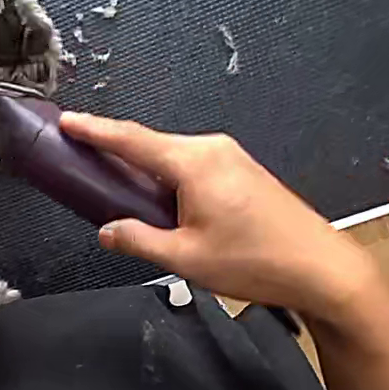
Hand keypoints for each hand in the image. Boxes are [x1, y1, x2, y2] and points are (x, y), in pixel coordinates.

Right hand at [59, 113, 388, 322]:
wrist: (318, 268)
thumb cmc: (259, 260)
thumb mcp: (184, 257)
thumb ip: (138, 240)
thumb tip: (109, 231)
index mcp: (194, 163)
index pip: (131, 140)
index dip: (95, 130)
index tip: (70, 121)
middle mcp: (213, 151)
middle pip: (151, 146)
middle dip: (116, 153)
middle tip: (87, 164)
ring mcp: (230, 159)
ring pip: (172, 159)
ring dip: (145, 173)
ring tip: (123, 196)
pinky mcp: (240, 173)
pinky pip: (192, 168)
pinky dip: (169, 181)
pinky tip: (162, 205)